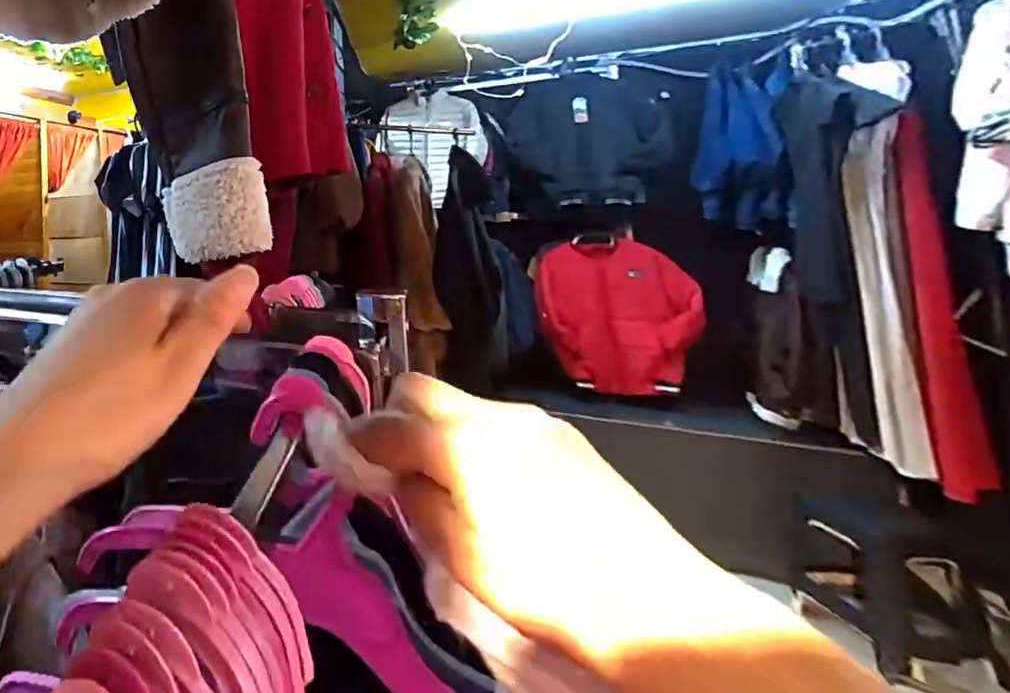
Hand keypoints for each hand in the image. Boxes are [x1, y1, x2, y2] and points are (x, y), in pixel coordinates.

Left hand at [0, 267, 257, 497]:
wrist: (22, 453)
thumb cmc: (114, 414)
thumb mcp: (178, 369)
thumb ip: (213, 319)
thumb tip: (248, 270)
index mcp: (145, 293)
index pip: (200, 288)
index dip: (227, 311)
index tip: (247, 338)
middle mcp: (111, 293)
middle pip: (168, 300)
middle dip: (195, 323)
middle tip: (214, 363)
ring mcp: (82, 317)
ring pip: (140, 319)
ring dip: (165, 338)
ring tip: (177, 377)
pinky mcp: (63, 343)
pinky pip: (114, 336)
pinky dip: (135, 352)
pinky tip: (130, 385)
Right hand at [350, 374, 881, 692]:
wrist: (673, 621)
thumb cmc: (553, 600)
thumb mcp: (462, 563)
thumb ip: (414, 503)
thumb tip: (387, 473)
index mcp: (462, 444)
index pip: (384, 423)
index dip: (352, 436)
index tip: (336, 451)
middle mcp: (494, 415)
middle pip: (416, 388)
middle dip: (391, 416)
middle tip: (389, 465)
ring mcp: (533, 422)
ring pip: (457, 403)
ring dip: (435, 430)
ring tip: (444, 483)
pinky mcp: (563, 437)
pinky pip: (495, 422)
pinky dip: (473, 440)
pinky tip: (494, 488)